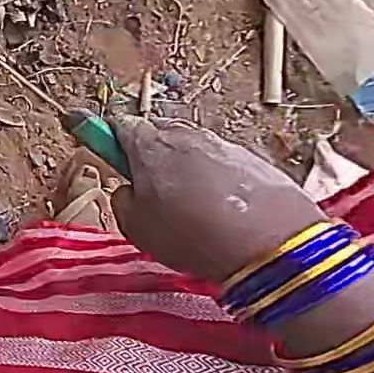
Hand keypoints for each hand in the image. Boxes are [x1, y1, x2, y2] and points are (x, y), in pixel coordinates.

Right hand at [108, 116, 325, 283]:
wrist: (273, 248)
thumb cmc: (190, 235)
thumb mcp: (134, 226)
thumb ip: (122, 199)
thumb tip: (129, 188)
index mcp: (148, 146)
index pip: (118, 125)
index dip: (106, 135)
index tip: (100, 145)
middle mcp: (186, 136)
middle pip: (157, 133)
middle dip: (147, 150)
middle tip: (146, 182)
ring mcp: (224, 145)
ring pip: (191, 148)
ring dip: (183, 165)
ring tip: (188, 201)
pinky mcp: (257, 161)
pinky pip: (222, 163)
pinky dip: (215, 178)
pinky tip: (220, 207)